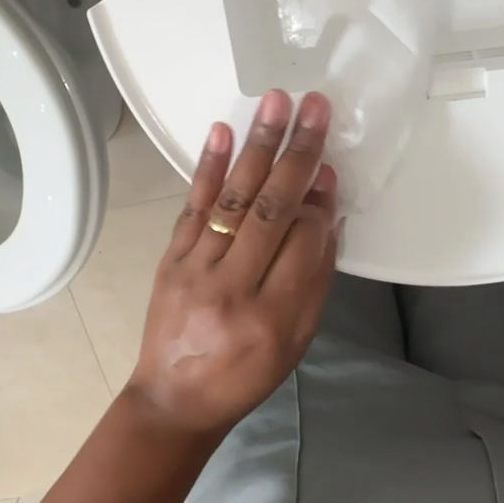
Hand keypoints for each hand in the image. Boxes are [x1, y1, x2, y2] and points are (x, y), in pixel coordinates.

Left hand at [124, 91, 340, 437]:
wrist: (175, 399)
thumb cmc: (245, 376)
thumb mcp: (295, 342)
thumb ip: (314, 282)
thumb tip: (326, 217)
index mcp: (273, 317)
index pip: (304, 243)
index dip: (321, 203)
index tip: (332, 166)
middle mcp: (233, 289)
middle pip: (271, 210)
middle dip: (298, 154)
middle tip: (316, 108)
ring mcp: (196, 270)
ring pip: (233, 200)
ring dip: (257, 146)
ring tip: (276, 103)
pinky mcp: (171, 259)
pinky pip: (194, 208)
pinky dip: (209, 168)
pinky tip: (222, 132)